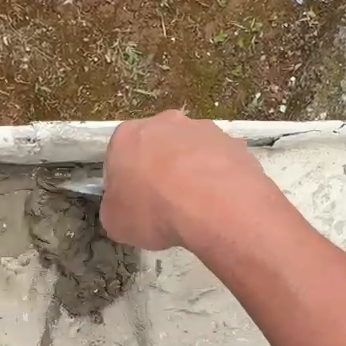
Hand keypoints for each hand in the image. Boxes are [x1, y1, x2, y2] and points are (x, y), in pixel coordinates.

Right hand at [101, 110, 286, 250]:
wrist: (214, 205)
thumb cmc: (153, 210)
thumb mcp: (114, 222)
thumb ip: (113, 208)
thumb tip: (122, 206)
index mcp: (127, 136)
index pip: (117, 158)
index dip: (122, 184)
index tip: (130, 204)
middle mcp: (163, 123)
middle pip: (154, 148)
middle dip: (155, 171)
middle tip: (160, 204)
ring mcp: (201, 129)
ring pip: (187, 152)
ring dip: (186, 172)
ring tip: (191, 206)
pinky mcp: (231, 141)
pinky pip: (215, 162)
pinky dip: (213, 178)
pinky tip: (214, 203)